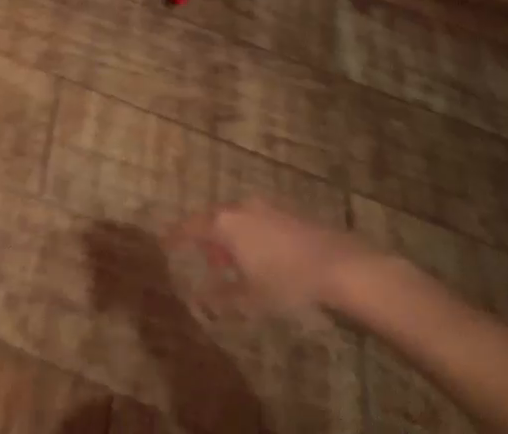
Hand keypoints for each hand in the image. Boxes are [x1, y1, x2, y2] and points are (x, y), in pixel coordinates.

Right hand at [168, 198, 379, 323]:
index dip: (174, 238)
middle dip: (208, 241)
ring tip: (242, 265)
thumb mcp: (251, 297)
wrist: (344, 267)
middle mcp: (239, 208)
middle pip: (212, 220)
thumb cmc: (288, 281)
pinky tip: (267, 257)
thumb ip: (220, 297)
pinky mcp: (289, 212)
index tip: (163, 245)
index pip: (187, 228)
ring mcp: (266, 207)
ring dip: (233, 239)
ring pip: (237, 220)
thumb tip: (195, 301)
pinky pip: (259, 221)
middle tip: (211, 265)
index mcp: (222, 224)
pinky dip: (253, 236)